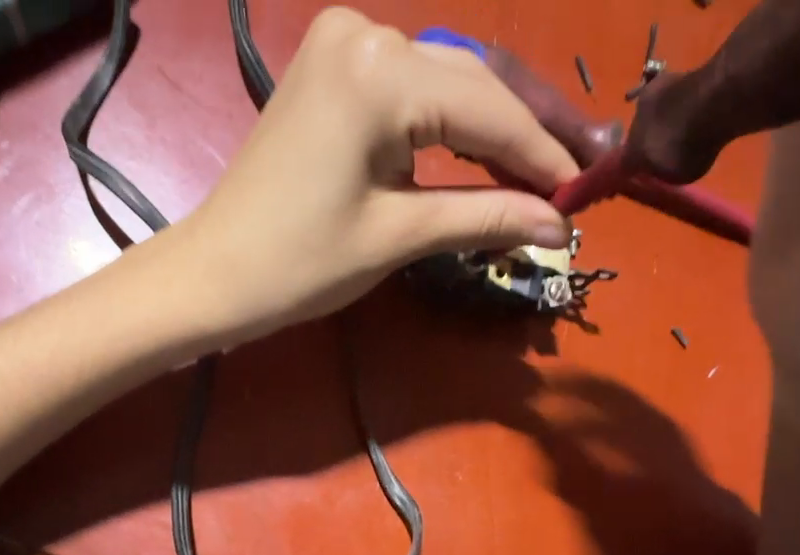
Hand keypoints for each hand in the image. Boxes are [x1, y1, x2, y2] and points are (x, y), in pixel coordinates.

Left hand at [173, 7, 579, 344]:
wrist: (215, 272)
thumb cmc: (300, 263)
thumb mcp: (401, 237)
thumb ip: (487, 216)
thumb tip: (560, 223)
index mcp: (381, 75)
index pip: (489, 108)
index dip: (541, 154)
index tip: (585, 193)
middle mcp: (366, 36)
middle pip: (473, 83)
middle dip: (524, 136)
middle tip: (574, 180)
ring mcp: (344, 45)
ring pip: (447, 82)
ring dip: (492, 128)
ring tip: (539, 174)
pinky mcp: (332, 67)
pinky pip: (413, 88)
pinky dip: (450, 123)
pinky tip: (484, 155)